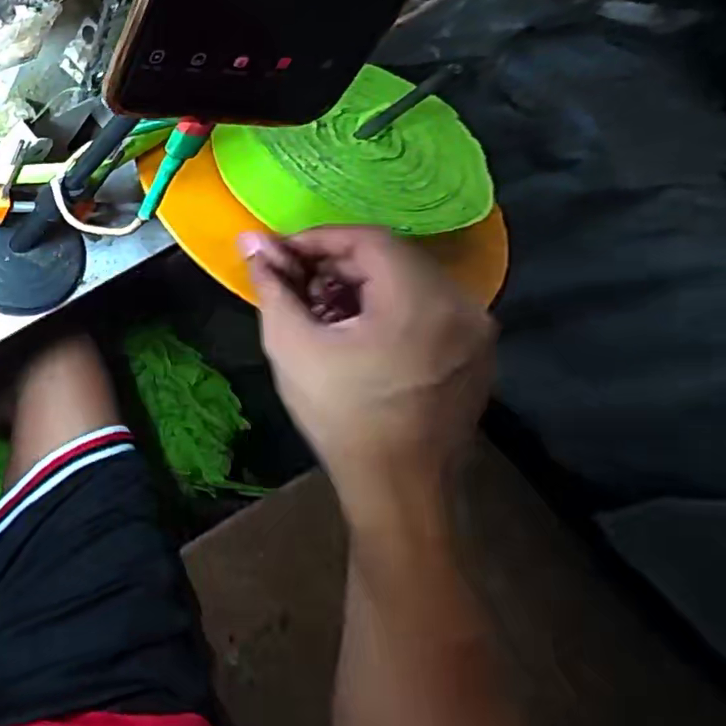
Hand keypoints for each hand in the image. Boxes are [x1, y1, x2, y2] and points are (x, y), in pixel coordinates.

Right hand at [238, 226, 494, 517]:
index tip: (278, 255)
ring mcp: (476, 331)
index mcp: (420, 299)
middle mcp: (462, 305)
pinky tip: (353, 331)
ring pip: (408, 280)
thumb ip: (271, 284)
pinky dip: (385, 304)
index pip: (367, 238)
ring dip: (358, 283)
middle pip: (390, 256)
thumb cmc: (339, 412)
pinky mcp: (476, 353)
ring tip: (318, 308)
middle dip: (334, 262)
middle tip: (293, 282)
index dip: (316, 239)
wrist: (396, 487)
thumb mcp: (291, 343)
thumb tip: (249, 240)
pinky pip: (426, 306)